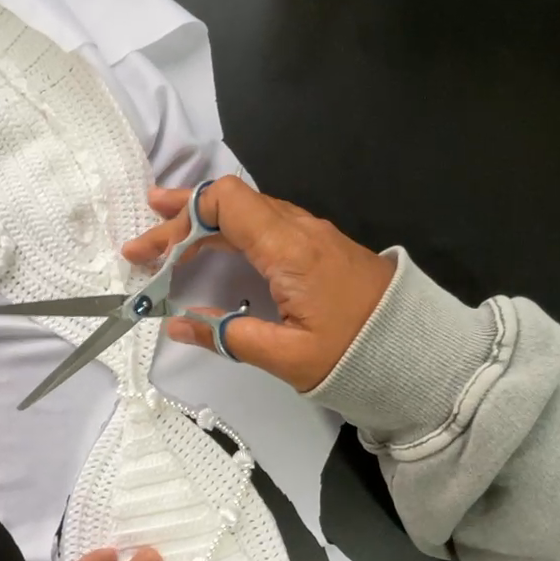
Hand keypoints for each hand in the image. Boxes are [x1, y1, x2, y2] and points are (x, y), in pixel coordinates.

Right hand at [121, 176, 396, 391]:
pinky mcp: (317, 247)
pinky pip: (263, 225)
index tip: (151, 252)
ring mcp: (311, 235)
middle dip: (180, 221)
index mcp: (290, 249)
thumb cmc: (354, 354)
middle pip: (231, 204)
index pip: (227, 203)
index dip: (181, 220)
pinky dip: (227, 231)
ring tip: (164, 234)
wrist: (418, 351)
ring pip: (247, 212)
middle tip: (141, 244)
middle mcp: (299, 230)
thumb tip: (178, 324)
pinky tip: (210, 244)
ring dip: (202, 223)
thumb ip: (227, 336)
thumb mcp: (285, 356)